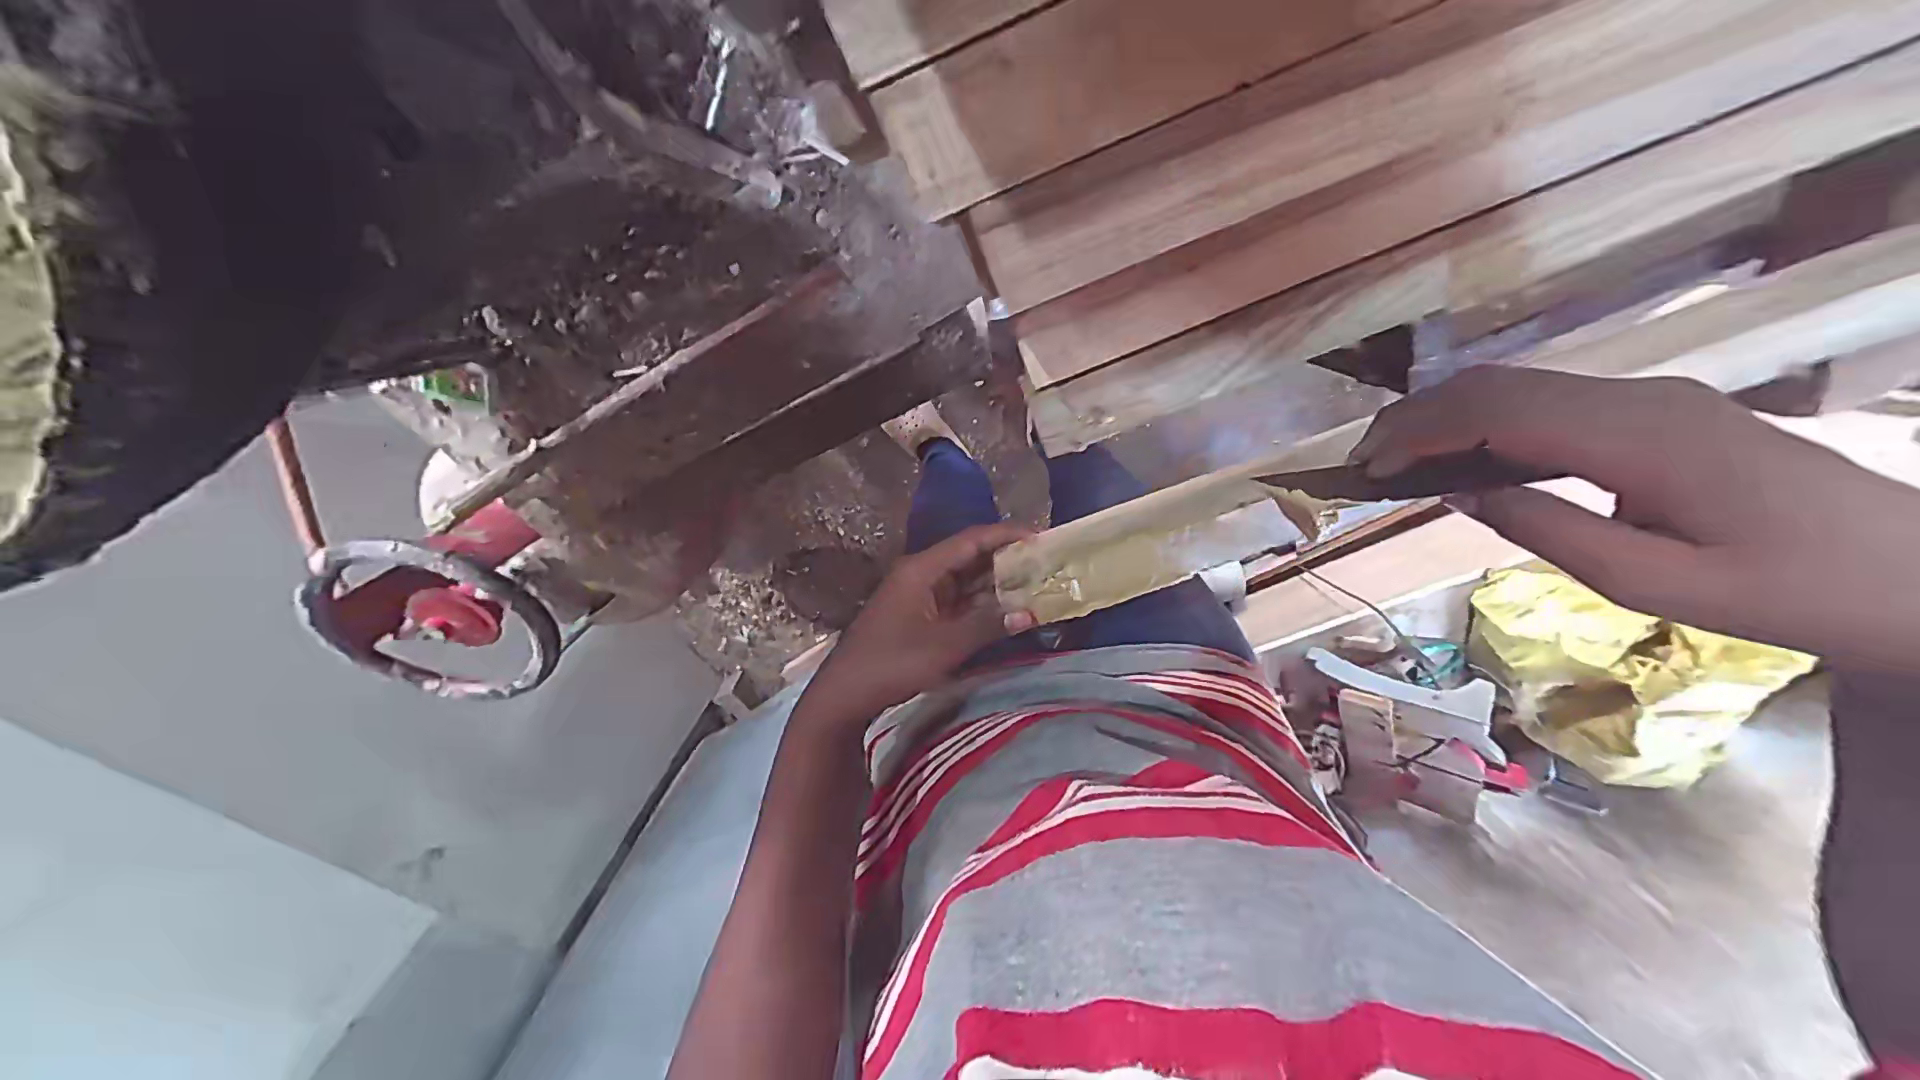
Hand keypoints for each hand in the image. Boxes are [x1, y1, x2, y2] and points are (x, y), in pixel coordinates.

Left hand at [803, 523, 1037, 722]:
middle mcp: (921, 574)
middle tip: (1046, 564)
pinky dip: (981, 603)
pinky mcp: (919, 615)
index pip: (972, 539)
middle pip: (970, 556)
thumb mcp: (945, 646)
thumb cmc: (891, 664)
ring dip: (996, 582)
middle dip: (1007, 559)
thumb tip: (1030, 612)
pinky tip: (1007, 609)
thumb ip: (988, 625)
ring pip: (965, 579)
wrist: (845, 694)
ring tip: (1036, 584)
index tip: (1042, 539)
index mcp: (922, 569)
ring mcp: (919, 595)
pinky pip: (957, 600)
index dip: (1008, 535)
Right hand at [1348, 367, 1919, 670]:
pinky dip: (1481, 423)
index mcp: (1637, 436)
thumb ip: (1543, 527)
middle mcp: (1635, 398)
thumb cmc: (1790, 592)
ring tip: (1394, 460)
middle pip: (1494, 384)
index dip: (1417, 434)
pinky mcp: (1650, 413)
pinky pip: (1543, 403)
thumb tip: (1459, 491)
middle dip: (1414, 418)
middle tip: (1362, 463)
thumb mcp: (1648, 582)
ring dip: (1442, 416)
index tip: (1367, 472)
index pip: (1494, 409)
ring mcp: (1646, 399)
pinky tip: (1460, 458)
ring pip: (1514, 386)